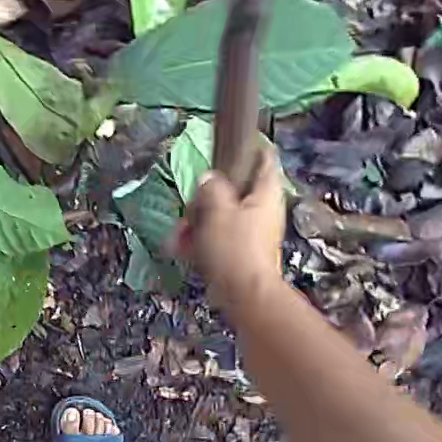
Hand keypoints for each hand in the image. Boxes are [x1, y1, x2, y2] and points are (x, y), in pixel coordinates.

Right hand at [169, 144, 285, 312]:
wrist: (244, 295)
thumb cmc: (234, 248)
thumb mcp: (217, 210)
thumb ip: (211, 188)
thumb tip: (208, 179)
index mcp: (264, 192)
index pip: (263, 156)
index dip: (248, 146)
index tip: (227, 145)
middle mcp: (262, 209)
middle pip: (232, 191)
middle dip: (204, 199)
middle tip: (188, 210)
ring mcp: (252, 232)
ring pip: (220, 216)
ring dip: (196, 224)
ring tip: (177, 238)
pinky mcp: (240, 253)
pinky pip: (218, 238)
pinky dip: (200, 242)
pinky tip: (180, 250)